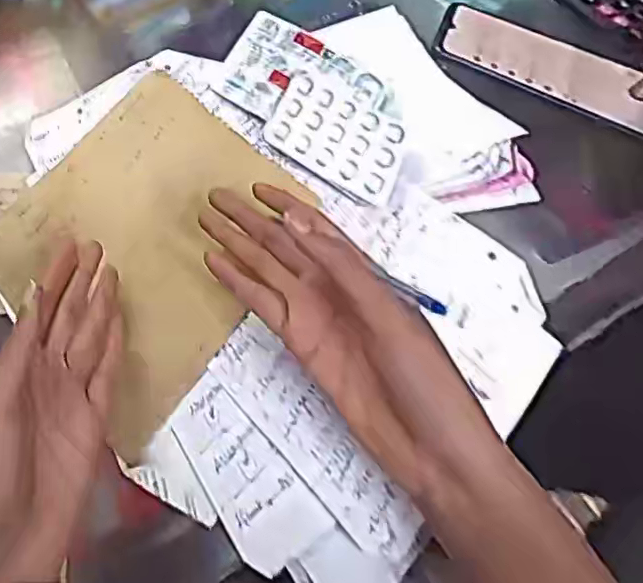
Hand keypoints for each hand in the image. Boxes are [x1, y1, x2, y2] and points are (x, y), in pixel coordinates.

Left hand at [0, 240, 123, 582]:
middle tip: (94, 249)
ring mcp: (70, 397)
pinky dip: (114, 347)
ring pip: (89, 340)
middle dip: (80, 283)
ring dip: (100, 306)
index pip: (38, 311)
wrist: (8, 542)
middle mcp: (44, 375)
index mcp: (16, 368)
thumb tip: (32, 299)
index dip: (53, 278)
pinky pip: (106, 376)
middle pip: (67, 318)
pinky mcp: (92, 423)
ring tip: (110, 274)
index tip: (65, 249)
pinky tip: (118, 323)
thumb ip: (17, 352)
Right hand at [199, 186, 505, 501]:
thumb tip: (296, 221)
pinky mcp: (299, 342)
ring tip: (209, 224)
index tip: (256, 188)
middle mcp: (332, 287)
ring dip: (237, 244)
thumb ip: (340, 266)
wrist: (433, 453)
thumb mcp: (388, 313)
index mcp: (360, 274)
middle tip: (217, 199)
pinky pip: (262, 303)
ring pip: (265, 268)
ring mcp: (313, 314)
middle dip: (249, 219)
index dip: (285, 205)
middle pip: (281, 243)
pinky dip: (238, 282)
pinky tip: (218, 265)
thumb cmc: (427, 380)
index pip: (315, 228)